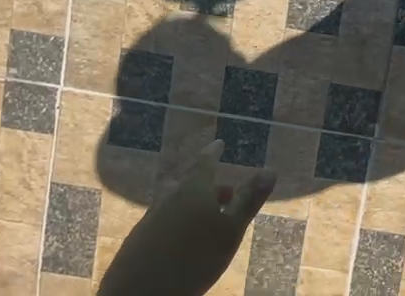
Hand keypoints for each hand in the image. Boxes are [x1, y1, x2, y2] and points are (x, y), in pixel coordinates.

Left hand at [99, 140, 276, 295]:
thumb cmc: (192, 261)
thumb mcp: (230, 232)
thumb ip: (249, 201)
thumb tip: (271, 170)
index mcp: (192, 191)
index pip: (204, 163)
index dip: (213, 153)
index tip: (219, 144)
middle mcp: (167, 201)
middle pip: (189, 186)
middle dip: (208, 187)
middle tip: (226, 195)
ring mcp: (147, 224)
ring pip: (174, 206)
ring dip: (192, 208)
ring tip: (207, 222)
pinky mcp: (134, 247)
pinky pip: (161, 226)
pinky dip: (176, 226)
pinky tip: (182, 244)